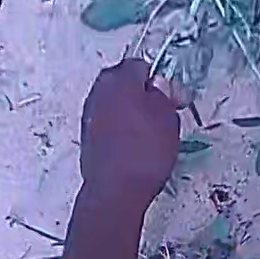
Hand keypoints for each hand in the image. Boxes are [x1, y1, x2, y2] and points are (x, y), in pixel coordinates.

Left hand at [80, 59, 179, 210]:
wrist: (116, 191)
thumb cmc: (143, 153)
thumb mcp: (168, 118)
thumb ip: (164, 96)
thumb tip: (159, 89)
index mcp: (118, 78)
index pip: (141, 66)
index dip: (160, 81)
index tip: (172, 97)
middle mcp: (98, 93)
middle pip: (124, 86)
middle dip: (142, 96)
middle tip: (162, 115)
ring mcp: (89, 118)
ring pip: (114, 107)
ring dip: (130, 115)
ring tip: (149, 136)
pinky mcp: (87, 142)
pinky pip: (108, 128)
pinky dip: (119, 133)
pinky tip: (133, 149)